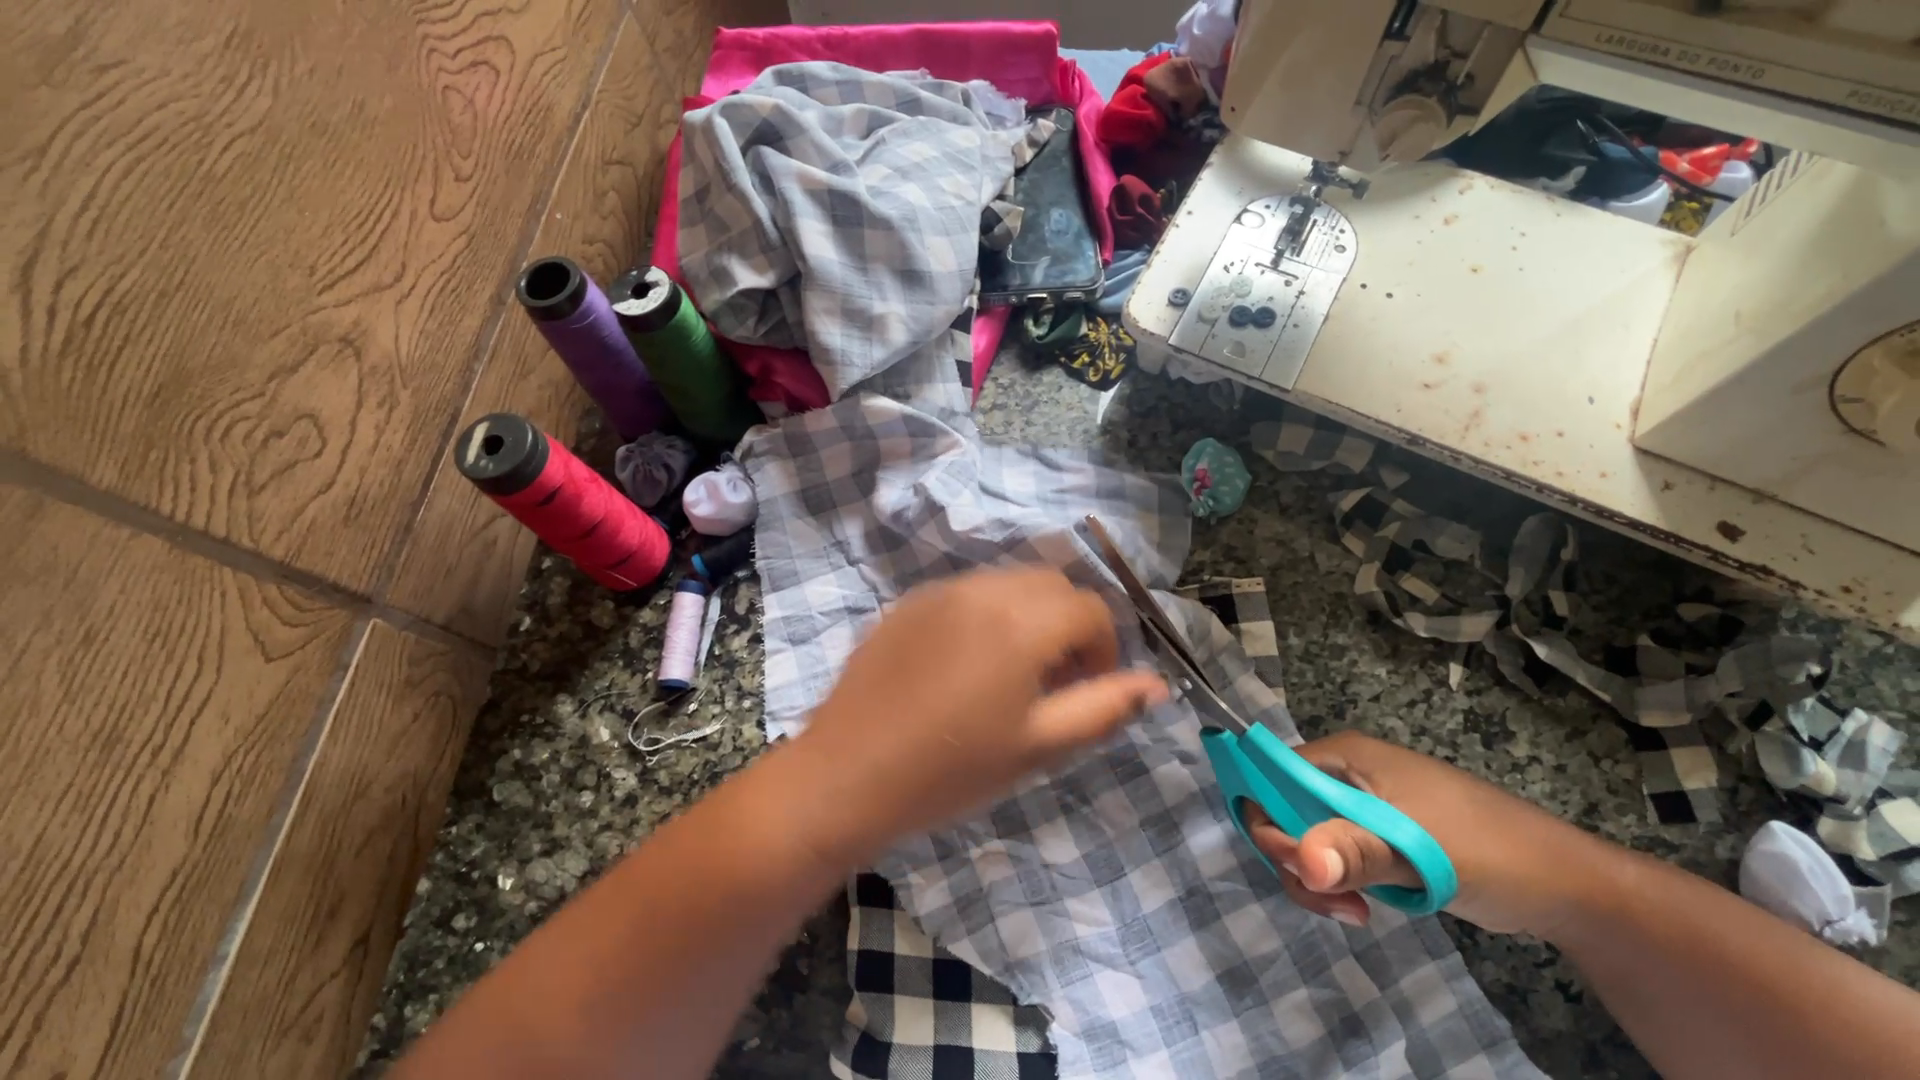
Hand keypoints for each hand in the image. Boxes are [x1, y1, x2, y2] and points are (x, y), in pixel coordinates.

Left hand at [785, 568, 1168, 863]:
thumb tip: (1156, 684)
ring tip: (1010, 677)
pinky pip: (966, 594)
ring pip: (1008, 584)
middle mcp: (982, 589)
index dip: (1104, 649)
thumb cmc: (950, 771)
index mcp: (1021, 621)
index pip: (1091, 608)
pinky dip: (986, 616)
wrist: (845, 776)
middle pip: (1052, 585)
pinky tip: (963, 670)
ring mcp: (937, 592)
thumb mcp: (1038, 748)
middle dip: (1069, 626)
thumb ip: (1103, 708)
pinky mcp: (905, 604)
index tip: (1086, 691)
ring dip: (1028, 617)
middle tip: (1054, 685)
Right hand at [1244, 732, 1611, 937]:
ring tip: (1352, 911)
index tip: (1297, 865)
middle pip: (1281, 810)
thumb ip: (1356, 851)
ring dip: (1315, 880)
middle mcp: (1345, 772)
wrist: (1561, 884)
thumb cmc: (1489, 851)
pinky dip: (1335, 884)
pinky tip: (1360, 907)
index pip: (1271, 775)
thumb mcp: (1419, 851)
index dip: (1267, 818)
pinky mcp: (1376, 837)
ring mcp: (1360, 806)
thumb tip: (1300, 861)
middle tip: (1330, 899)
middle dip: (1294, 859)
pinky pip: (1330, 856)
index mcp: (1346, 755)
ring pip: (1303, 839)